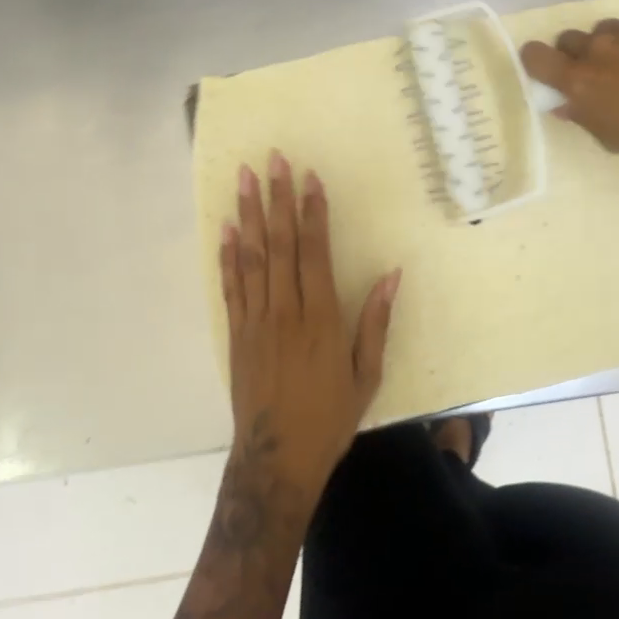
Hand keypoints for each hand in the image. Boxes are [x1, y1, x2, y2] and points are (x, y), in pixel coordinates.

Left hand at [222, 153, 400, 497]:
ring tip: (243, 179)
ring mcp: (256, 321)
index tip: (309, 177)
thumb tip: (391, 276)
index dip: (312, 212)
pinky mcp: (236, 334)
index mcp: (321, 319)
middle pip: (280, 244)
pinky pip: (231, 286)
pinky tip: (226, 229)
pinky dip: (227, 255)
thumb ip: (375, 323)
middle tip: (272, 160)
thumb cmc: (330, 418)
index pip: (315, 252)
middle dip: (276, 199)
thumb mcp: (366, 376)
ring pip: (252, 257)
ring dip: (248, 215)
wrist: (277, 459)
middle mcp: (286, 311)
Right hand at [520, 7, 618, 171]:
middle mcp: (599, 48)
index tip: (549, 71)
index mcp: (580, 82)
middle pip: (569, 39)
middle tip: (600, 74)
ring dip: (613, 44)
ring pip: (607, 30)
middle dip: (577, 55)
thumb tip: (566, 103)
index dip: (537, 61)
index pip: (535, 55)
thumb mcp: (615, 140)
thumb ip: (584, 116)